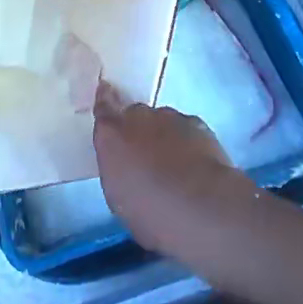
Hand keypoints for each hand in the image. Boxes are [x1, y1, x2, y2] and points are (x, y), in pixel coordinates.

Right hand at [92, 83, 256, 255]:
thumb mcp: (118, 197)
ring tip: (173, 167)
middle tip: (145, 157)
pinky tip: (193, 165)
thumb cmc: (148, 212)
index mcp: (112, 136)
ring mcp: (170, 116)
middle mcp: (139, 117)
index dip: (106, 100)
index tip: (106, 91)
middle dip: (139, 130)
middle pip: (136, 115)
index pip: (104, 108)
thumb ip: (118, 168)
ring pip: (162, 121)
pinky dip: (186, 141)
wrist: (198, 204)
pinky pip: (185, 129)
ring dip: (164, 136)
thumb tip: (127, 163)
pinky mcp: (197, 123)